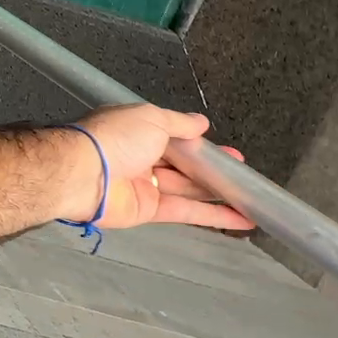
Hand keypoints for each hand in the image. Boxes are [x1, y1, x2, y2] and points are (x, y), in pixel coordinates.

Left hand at [59, 105, 254, 231]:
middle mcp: (137, 156)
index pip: (170, 136)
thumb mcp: (149, 118)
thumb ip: (176, 122)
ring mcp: (142, 184)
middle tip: (244, 173)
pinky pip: (185, 212)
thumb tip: (200, 121)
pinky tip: (244, 219)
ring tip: (253, 196)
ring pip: (186, 188)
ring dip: (218, 192)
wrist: (84, 174)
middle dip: (211, 168)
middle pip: (180, 163)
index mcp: (133, 131)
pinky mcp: (147, 210)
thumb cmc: (115, 138)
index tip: (227, 150)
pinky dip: (214, 216)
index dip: (198, 143)